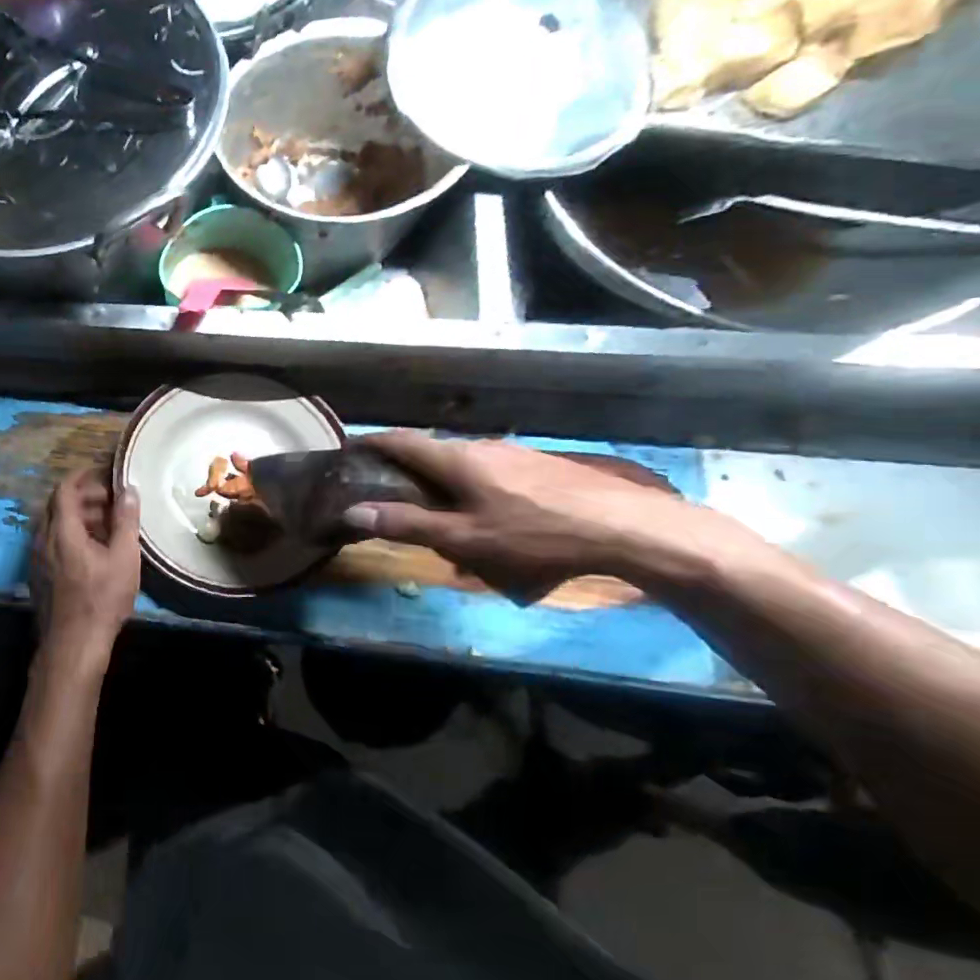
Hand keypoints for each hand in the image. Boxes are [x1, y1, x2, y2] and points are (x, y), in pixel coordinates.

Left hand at [30, 469, 140, 660]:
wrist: (73, 645)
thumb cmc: (102, 599)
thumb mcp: (124, 557)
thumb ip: (126, 520)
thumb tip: (129, 489)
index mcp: (61, 530)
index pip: (64, 488)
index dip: (83, 476)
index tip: (104, 473)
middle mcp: (42, 539)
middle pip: (57, 504)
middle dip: (84, 496)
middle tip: (112, 501)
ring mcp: (36, 558)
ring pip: (54, 524)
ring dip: (78, 516)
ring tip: (107, 525)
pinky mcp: (38, 574)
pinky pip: (51, 542)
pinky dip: (70, 534)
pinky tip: (93, 549)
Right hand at [342, 432, 769, 599]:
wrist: (631, 529)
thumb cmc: (536, 534)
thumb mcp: (464, 539)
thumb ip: (407, 525)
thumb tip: (352, 512)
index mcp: (457, 459)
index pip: (401, 441)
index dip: (372, 442)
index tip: (349, 447)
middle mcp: (484, 447)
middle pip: (434, 455)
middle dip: (410, 475)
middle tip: (396, 503)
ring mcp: (519, 455)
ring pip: (467, 469)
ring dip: (448, 490)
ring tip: (449, 525)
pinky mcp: (546, 469)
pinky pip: (496, 478)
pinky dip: (478, 495)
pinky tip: (496, 526)